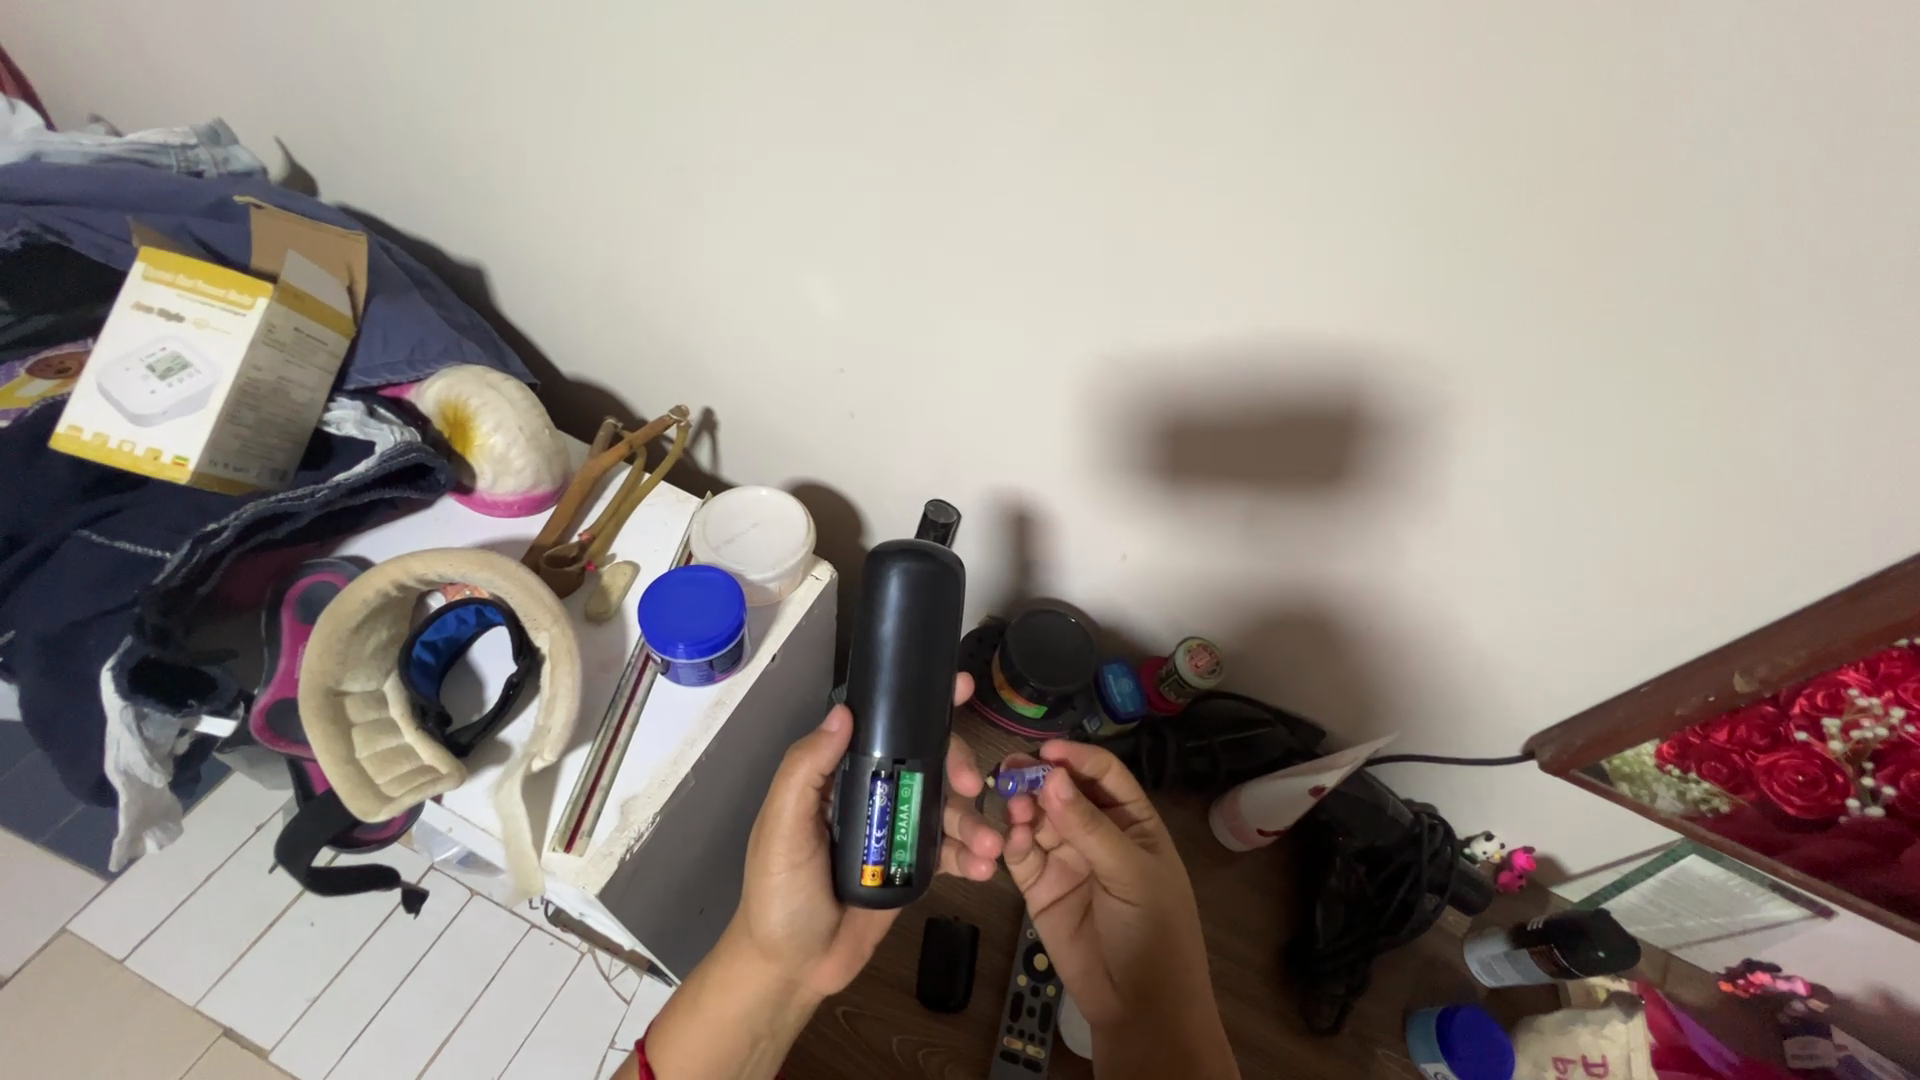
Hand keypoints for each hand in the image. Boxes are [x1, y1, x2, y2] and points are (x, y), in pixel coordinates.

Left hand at [730, 672, 998, 997]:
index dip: (925, 709)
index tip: (960, 689)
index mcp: (843, 776)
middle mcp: (876, 795)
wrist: (795, 968)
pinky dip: (973, 855)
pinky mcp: (914, 869)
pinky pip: (951, 853)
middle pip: (930, 764)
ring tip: (992, 845)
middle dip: (959, 767)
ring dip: (976, 820)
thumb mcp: (781, 826)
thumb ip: (806, 770)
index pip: (887, 730)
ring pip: (948, 809)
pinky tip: (987, 867)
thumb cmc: (779, 891)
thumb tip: (843, 714)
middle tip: (972, 786)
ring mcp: (898, 832)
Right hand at [1002, 742, 1236, 1074]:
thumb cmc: (1153, 929)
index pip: (1103, 774)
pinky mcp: (1038, 884)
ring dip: (1021, 805)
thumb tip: (1050, 776)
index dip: (1077, 758)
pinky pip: (1020, 852)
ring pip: (1036, 816)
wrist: (1139, 1007)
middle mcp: (1094, 831)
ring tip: (1009, 802)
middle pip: (1062, 791)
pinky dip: (1012, 840)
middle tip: (1009, 768)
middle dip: (1038, 777)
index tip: (1047, 750)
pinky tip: (1011, 836)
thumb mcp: (1130, 872)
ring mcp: (1064, 856)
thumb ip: (1089, 825)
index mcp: (1130, 820)